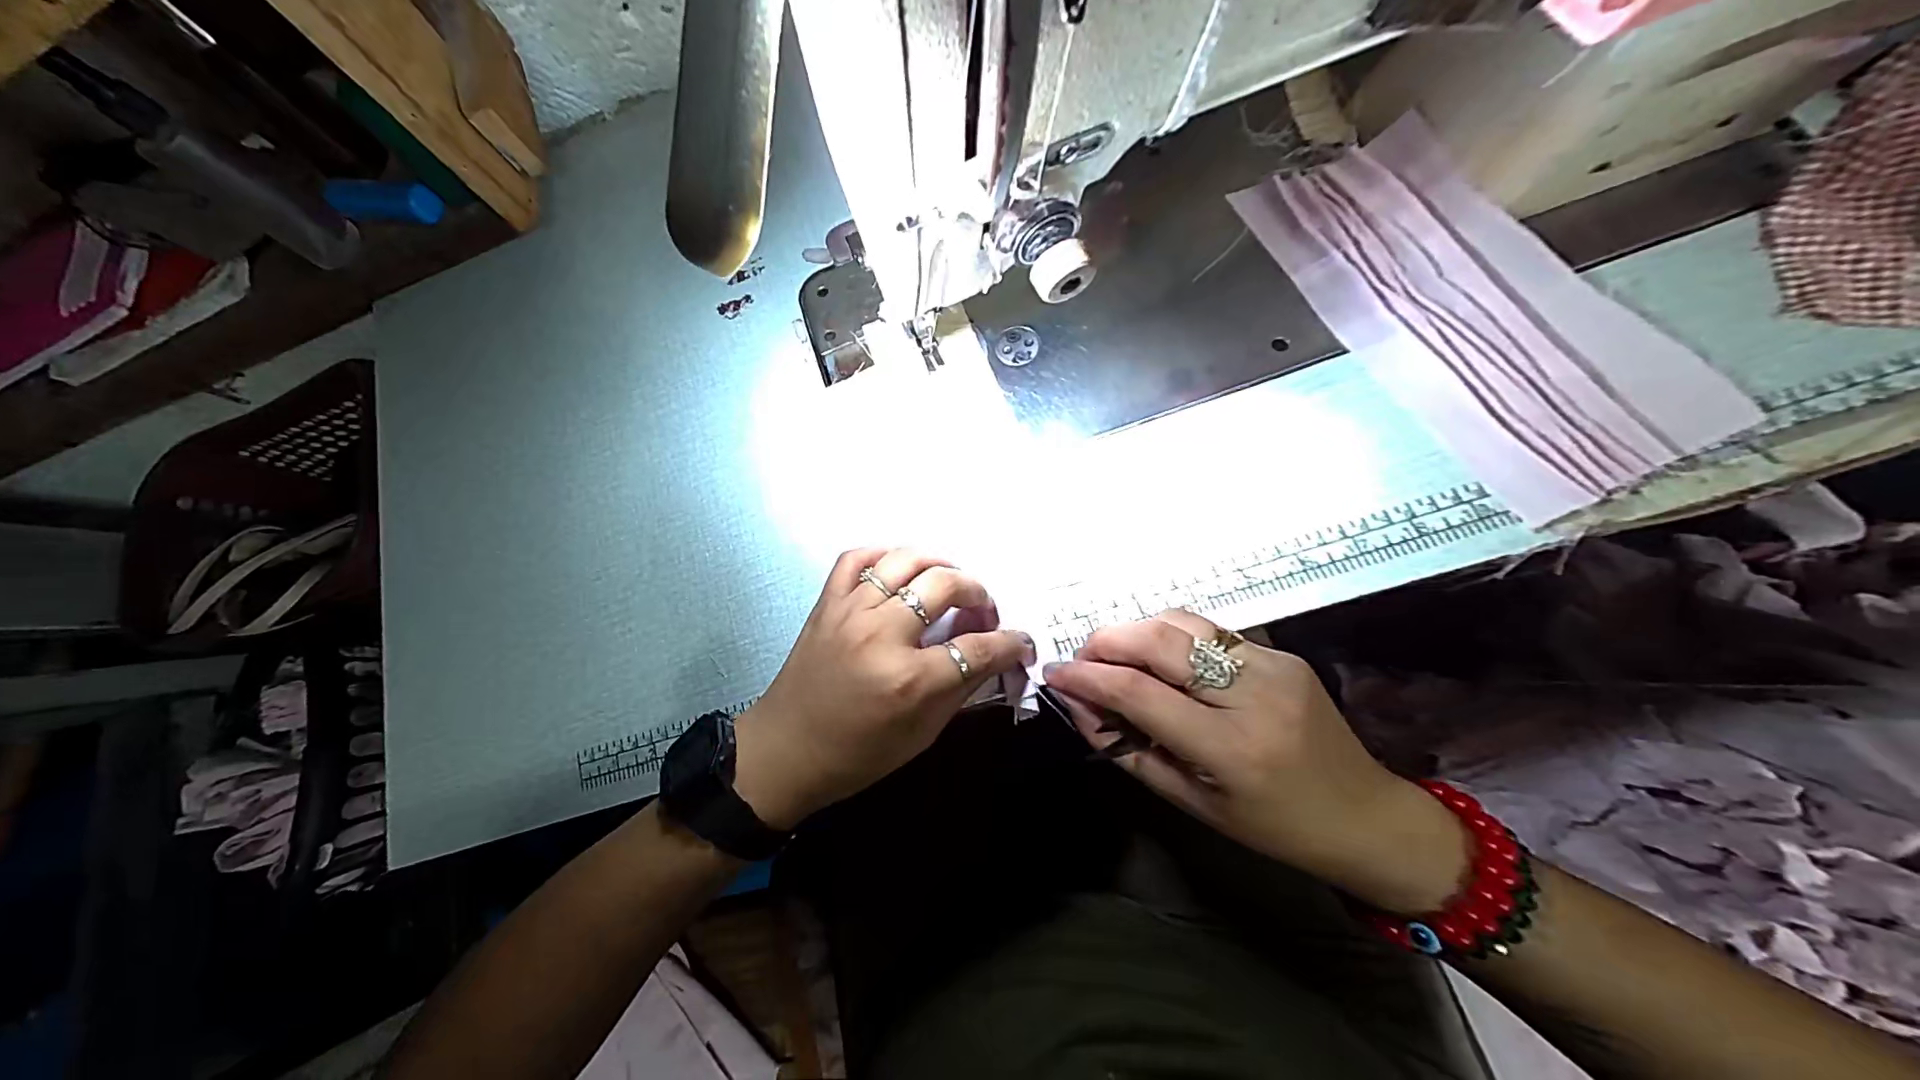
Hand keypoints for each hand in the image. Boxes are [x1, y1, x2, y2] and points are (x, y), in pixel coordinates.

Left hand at [730, 548, 1033, 830]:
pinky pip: (857, 558)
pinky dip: (885, 556)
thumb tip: (994, 657)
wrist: (786, 751)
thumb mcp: (922, 734)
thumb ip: (962, 689)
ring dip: (940, 566)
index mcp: (909, 680)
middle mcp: (881, 635)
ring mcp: (850, 612)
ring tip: (950, 583)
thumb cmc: (858, 755)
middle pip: (946, 586)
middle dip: (980, 595)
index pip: (978, 647)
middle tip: (984, 614)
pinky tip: (901, 571)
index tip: (1021, 643)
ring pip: (906, 561)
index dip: (1011, 643)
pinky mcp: (826, 603)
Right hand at [1044, 609, 1470, 914]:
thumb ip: (1126, 748)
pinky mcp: (1282, 652)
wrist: (1365, 815)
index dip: (1087, 678)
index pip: (1139, 693)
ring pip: (1182, 621)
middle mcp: (1254, 694)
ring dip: (1136, 631)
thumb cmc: (1272, 826)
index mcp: (1231, 748)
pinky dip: (1170, 637)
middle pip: (1160, 639)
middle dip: (1106, 641)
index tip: (1054, 674)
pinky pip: (1209, 631)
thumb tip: (1076, 704)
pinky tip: (1159, 660)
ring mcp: (1273, 664)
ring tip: (1114, 656)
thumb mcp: (1191, 801)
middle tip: (1081, 660)